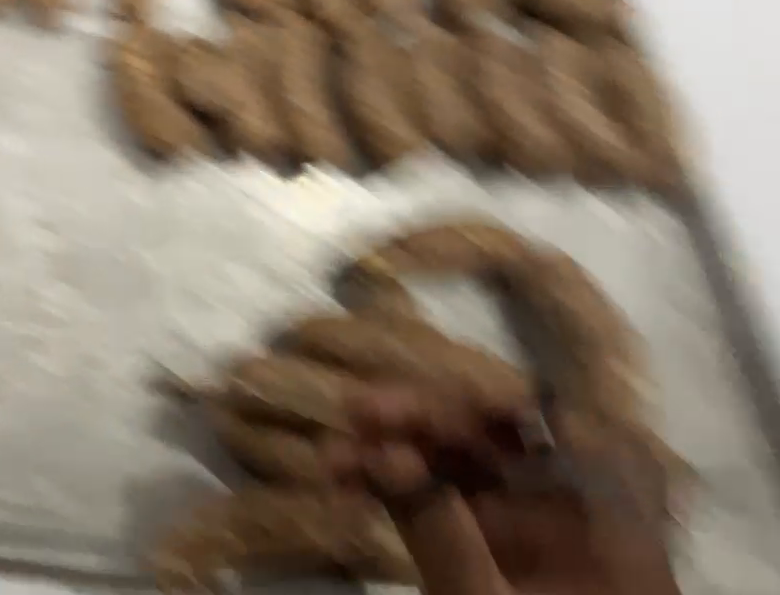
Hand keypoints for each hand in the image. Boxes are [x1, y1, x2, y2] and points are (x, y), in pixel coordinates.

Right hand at [335, 385, 679, 594]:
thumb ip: (441, 531)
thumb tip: (383, 452)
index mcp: (602, 525)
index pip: (565, 428)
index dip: (498, 397)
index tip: (427, 395)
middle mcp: (560, 509)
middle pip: (494, 432)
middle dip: (419, 415)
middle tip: (357, 414)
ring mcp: (514, 524)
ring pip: (448, 454)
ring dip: (387, 443)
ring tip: (332, 453)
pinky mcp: (472, 539)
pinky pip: (424, 487)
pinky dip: (382, 476)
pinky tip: (340, 475)